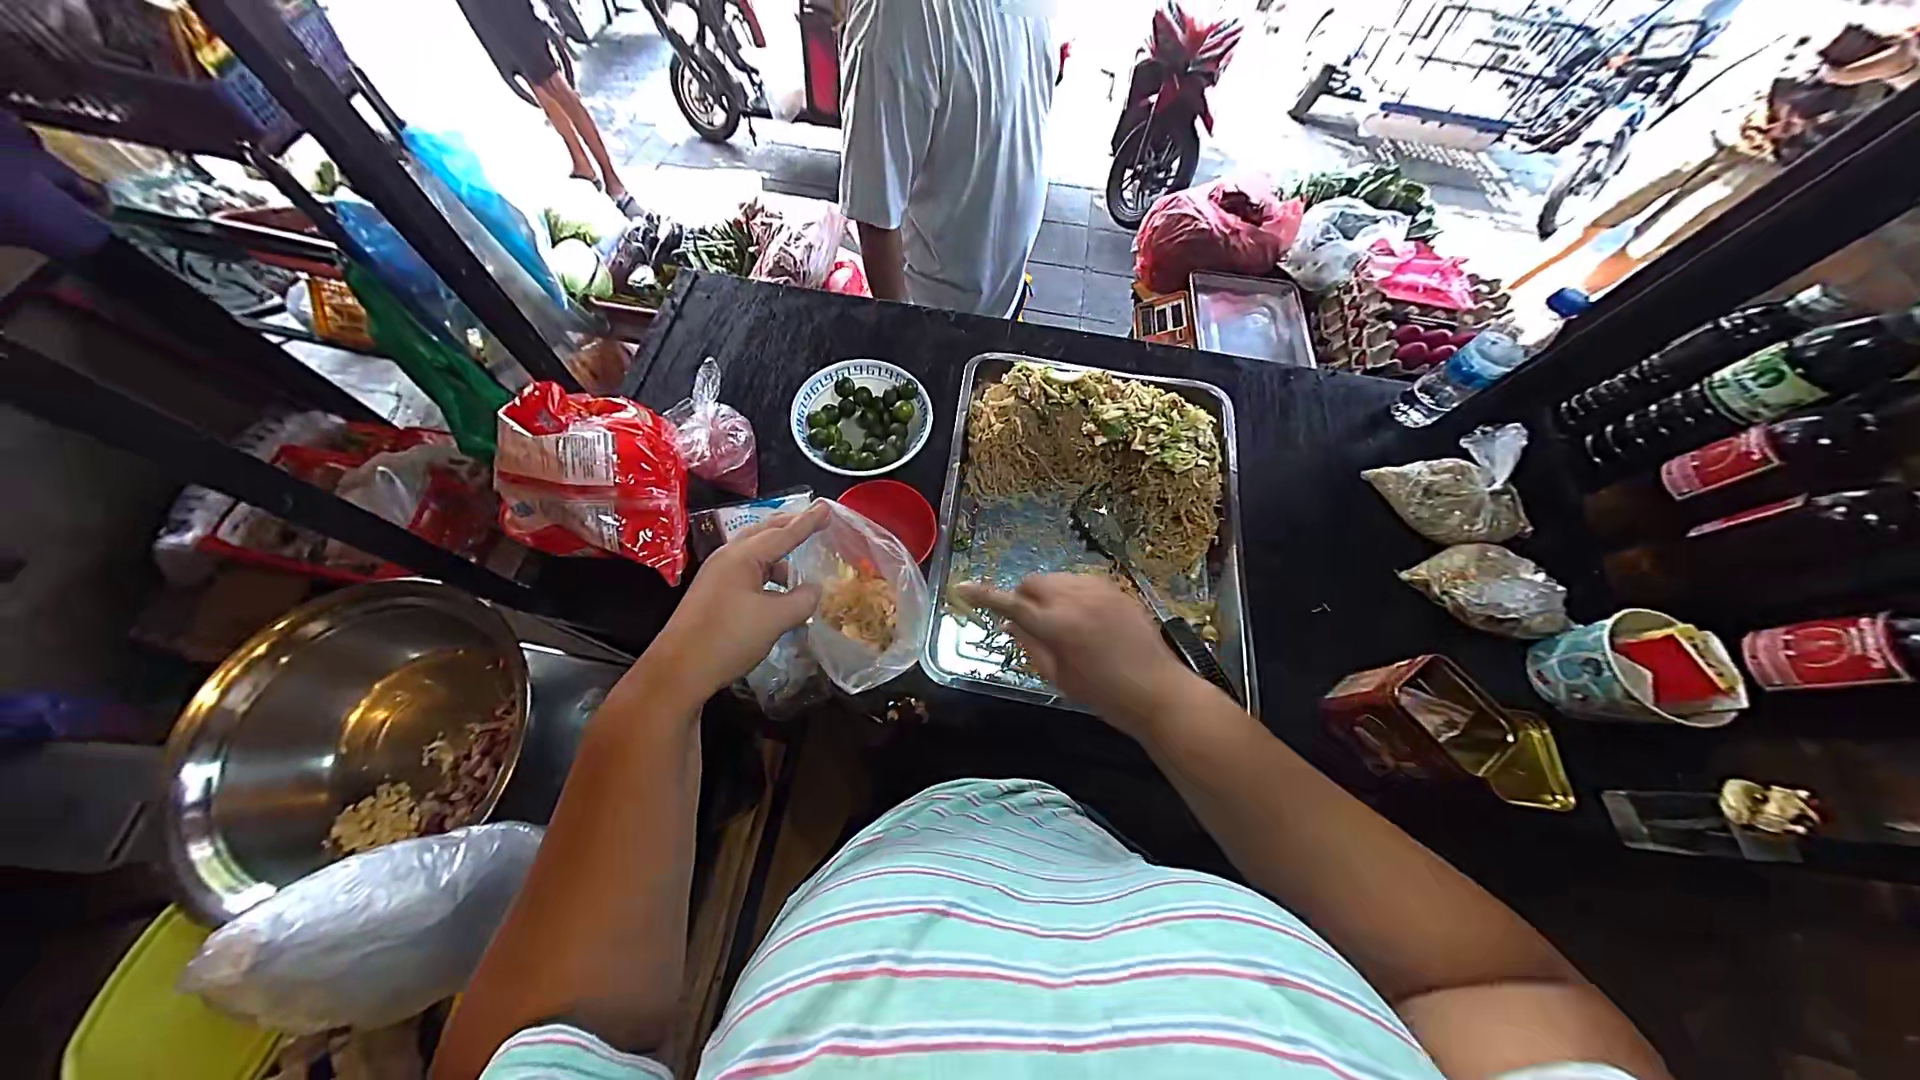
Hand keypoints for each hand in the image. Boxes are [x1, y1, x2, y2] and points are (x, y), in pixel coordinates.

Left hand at [646, 502, 829, 699]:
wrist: (679, 671)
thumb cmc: (728, 638)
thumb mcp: (775, 619)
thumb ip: (802, 600)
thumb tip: (815, 589)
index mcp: (743, 557)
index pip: (783, 533)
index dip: (808, 521)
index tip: (827, 508)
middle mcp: (728, 558)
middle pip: (764, 532)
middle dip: (790, 525)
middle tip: (815, 520)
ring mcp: (717, 574)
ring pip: (754, 552)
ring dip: (779, 551)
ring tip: (800, 557)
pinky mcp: (713, 592)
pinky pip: (747, 569)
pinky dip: (767, 570)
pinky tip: (778, 588)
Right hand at [953, 573, 1202, 739]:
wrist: (1158, 690)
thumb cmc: (1104, 694)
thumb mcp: (1058, 676)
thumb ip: (1029, 644)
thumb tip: (1008, 622)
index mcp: (1057, 625)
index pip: (1010, 602)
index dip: (983, 595)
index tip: (963, 588)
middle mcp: (1075, 598)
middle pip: (1032, 582)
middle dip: (1022, 597)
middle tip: (1028, 622)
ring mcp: (1098, 589)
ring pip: (1056, 578)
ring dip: (1046, 594)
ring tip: (1057, 621)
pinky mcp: (1116, 588)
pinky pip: (1080, 580)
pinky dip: (1069, 592)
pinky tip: (1080, 615)